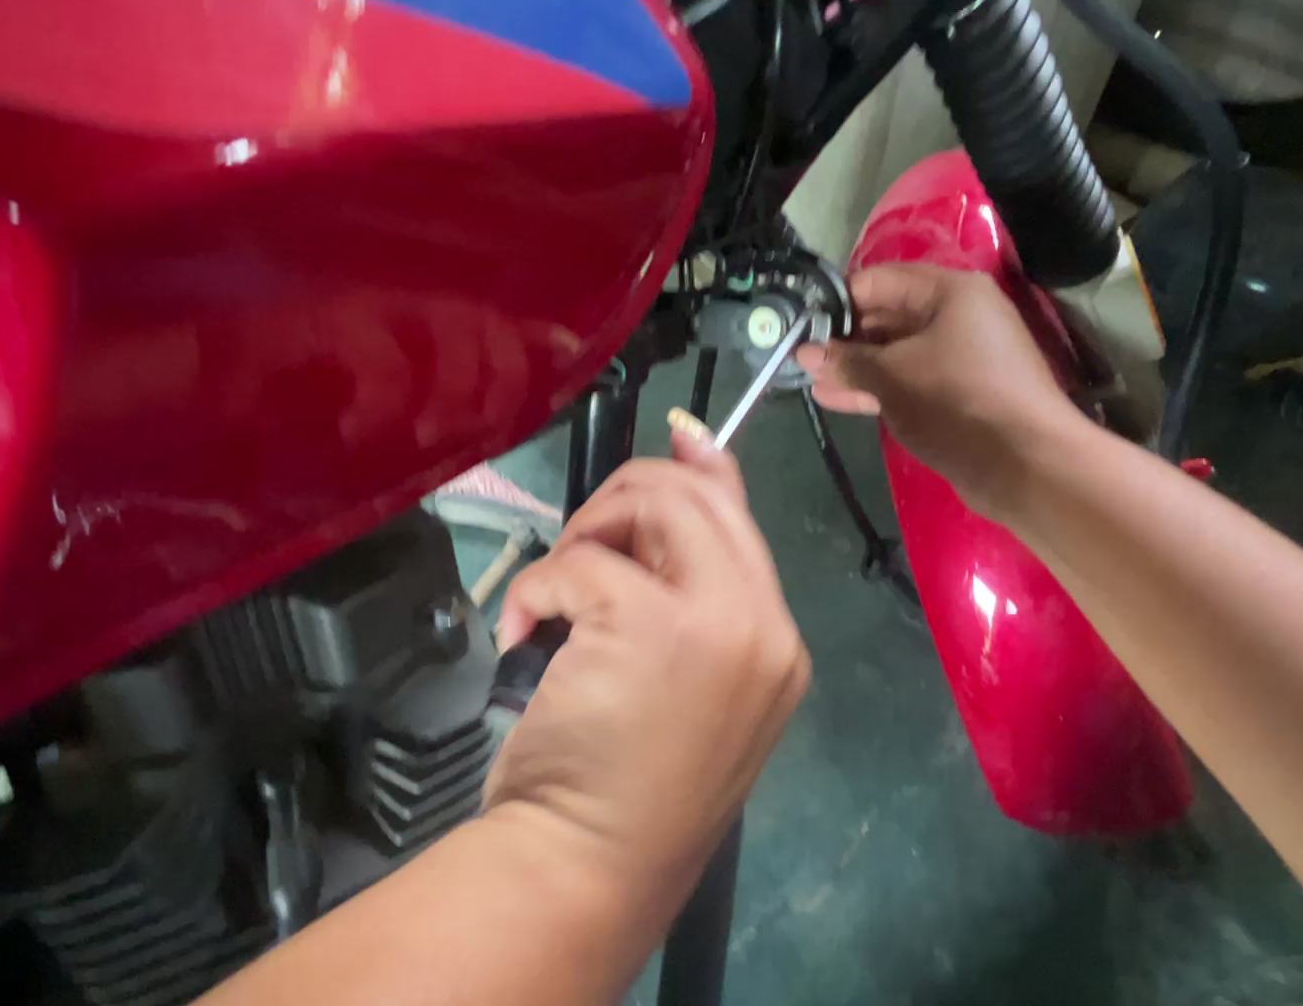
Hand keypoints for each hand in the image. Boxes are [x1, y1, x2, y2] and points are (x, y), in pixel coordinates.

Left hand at [488, 420, 808, 892]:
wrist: (592, 866)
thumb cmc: (631, 781)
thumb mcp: (678, 677)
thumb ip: (684, 592)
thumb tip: (668, 522)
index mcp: (777, 638)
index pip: (743, 520)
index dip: (706, 467)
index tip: (677, 436)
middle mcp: (764, 622)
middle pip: (699, 497)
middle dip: (627, 496)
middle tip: (581, 544)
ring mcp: (718, 623)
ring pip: (656, 506)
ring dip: (589, 530)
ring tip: (558, 589)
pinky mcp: (650, 625)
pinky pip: (583, 562)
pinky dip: (540, 583)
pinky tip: (525, 629)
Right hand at [797, 262, 1082, 514]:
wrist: (1025, 465)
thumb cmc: (956, 403)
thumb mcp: (891, 377)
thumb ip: (845, 361)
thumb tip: (803, 352)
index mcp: (950, 292)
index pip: (878, 281)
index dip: (836, 302)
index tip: (800, 325)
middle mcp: (958, 315)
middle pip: (887, 316)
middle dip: (843, 339)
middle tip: (800, 358)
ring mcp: (960, 355)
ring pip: (895, 353)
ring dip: (855, 368)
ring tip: (812, 382)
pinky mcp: (958, 392)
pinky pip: (909, 380)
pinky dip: (876, 387)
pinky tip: (838, 398)